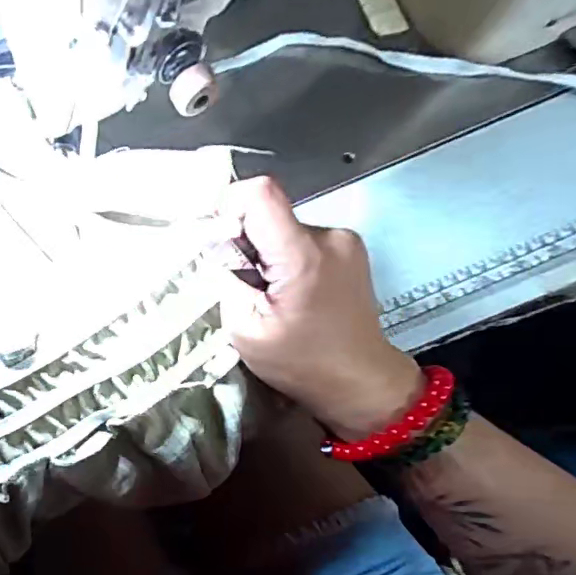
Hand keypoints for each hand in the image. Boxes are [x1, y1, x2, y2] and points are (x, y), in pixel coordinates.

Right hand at [217, 176, 422, 438]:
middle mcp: (329, 236)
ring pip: (285, 228)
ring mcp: (344, 241)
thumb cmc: (304, 364)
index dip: (228, 206)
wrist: (360, 381)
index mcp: (303, 255)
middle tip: (245, 286)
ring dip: (268, 255)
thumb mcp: (246, 331)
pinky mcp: (349, 249)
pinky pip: (303, 240)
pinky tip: (292, 295)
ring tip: (272, 297)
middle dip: (247, 243)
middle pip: (270, 213)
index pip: (260, 193)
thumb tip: (215, 246)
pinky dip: (288, 261)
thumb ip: (226, 281)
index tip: (217, 239)